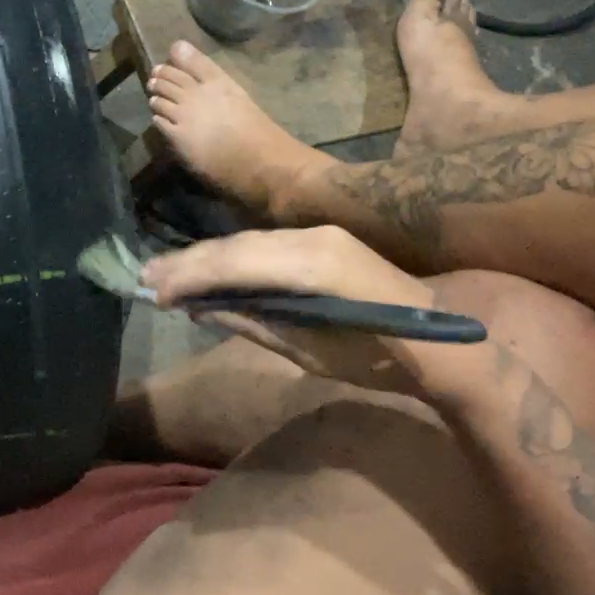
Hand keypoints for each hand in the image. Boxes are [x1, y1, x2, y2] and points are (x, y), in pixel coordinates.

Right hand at [141, 226, 497, 405]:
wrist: (448, 344)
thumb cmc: (383, 360)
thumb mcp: (311, 354)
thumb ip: (253, 324)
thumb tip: (200, 309)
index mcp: (316, 268)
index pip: (236, 264)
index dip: (191, 276)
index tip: (155, 294)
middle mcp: (314, 238)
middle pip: (235, 246)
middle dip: (187, 262)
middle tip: (145, 278)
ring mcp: (319, 234)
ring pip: (245, 241)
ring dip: (203, 257)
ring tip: (164, 273)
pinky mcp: (321, 238)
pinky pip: (262, 243)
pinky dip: (229, 257)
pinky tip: (205, 268)